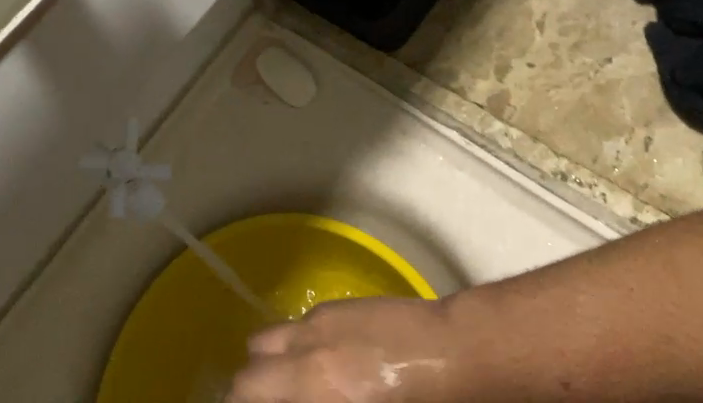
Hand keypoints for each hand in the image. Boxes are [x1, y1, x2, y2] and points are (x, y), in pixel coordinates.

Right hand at [223, 297, 463, 402]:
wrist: (455, 355)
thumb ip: (315, 402)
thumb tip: (302, 396)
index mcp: (311, 390)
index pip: (246, 395)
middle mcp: (304, 354)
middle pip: (248, 376)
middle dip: (246, 393)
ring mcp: (317, 325)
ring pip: (265, 342)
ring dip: (265, 365)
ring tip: (282, 385)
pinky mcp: (336, 308)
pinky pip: (298, 327)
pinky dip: (296, 346)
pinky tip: (322, 362)